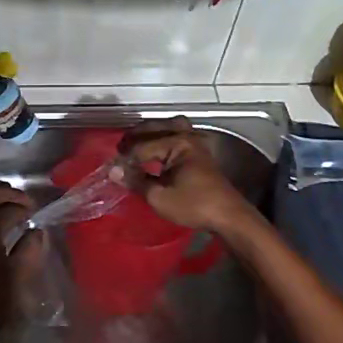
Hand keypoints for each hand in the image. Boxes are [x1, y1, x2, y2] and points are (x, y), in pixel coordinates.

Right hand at [121, 118, 267, 243]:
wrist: (229, 217)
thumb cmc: (194, 206)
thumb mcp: (160, 197)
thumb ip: (136, 181)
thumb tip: (113, 170)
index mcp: (176, 144)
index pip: (141, 147)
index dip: (125, 158)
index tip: (112, 169)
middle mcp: (186, 137)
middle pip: (154, 128)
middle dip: (134, 138)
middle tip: (120, 152)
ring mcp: (195, 142)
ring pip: (169, 125)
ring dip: (151, 131)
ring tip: (137, 144)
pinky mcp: (199, 152)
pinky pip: (178, 133)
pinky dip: (164, 135)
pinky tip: (156, 148)